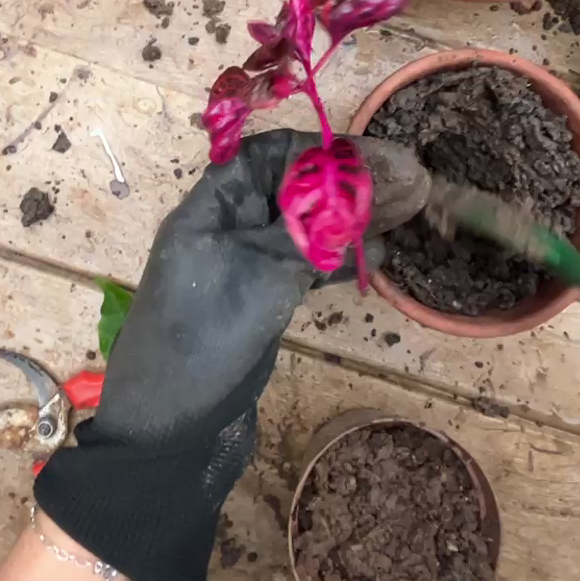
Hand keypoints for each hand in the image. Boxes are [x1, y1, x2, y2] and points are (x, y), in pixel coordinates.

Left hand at [33, 130, 423, 580]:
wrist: (170, 429)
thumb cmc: (206, 334)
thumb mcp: (262, 271)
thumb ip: (320, 228)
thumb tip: (383, 180)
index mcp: (213, 206)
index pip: (267, 155)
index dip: (318, 151)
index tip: (369, 157)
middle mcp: (228, 226)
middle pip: (293, 187)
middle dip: (347, 182)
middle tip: (409, 181)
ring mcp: (246, 264)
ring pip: (305, 226)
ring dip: (350, 219)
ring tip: (407, 210)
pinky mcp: (261, 298)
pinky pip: (306, 264)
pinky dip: (339, 259)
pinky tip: (378, 256)